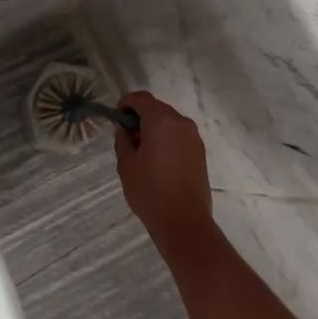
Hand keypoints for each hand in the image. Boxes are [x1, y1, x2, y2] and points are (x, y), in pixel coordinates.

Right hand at [113, 91, 216, 260]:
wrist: (184, 220)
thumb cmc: (150, 191)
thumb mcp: (127, 165)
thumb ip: (122, 140)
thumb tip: (123, 128)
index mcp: (161, 120)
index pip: (141, 98)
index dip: (126, 103)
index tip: (117, 119)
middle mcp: (181, 122)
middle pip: (156, 108)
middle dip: (140, 118)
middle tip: (127, 140)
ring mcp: (193, 136)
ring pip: (169, 122)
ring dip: (154, 129)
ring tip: (142, 155)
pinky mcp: (200, 151)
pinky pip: (179, 135)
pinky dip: (167, 139)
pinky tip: (159, 162)